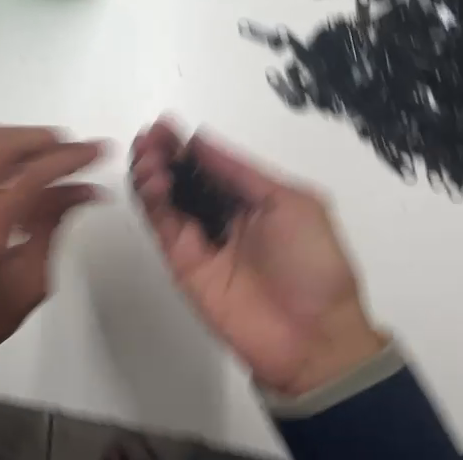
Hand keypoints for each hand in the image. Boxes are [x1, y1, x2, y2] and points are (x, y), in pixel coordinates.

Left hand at [0, 125, 107, 367]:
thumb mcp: (29, 282)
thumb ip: (51, 227)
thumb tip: (81, 189)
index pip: (30, 176)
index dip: (68, 158)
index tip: (98, 150)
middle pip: (1, 144)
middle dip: (43, 140)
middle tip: (76, 150)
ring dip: (23, 140)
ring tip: (56, 154)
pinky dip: (4, 152)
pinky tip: (29, 168)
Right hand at [129, 119, 384, 395]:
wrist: (314, 338)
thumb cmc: (314, 265)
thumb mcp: (293, 204)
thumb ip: (241, 171)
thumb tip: (198, 140)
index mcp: (248, 197)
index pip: (207, 162)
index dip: (185, 142)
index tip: (165, 124)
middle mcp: (218, 213)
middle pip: (178, 174)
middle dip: (160, 151)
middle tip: (150, 137)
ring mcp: (197, 236)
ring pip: (162, 194)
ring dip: (150, 168)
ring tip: (148, 155)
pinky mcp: (180, 258)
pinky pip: (159, 221)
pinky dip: (149, 198)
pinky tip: (153, 181)